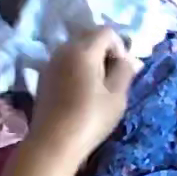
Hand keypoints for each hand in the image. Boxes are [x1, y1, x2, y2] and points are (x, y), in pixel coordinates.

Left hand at [27, 29, 138, 168]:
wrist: (53, 144)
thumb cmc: (90, 118)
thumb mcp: (116, 96)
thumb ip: (125, 71)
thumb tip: (132, 59)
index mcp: (84, 50)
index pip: (107, 32)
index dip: (120, 46)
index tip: (123, 69)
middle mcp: (64, 49)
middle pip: (89, 36)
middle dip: (105, 50)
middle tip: (113, 75)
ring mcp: (51, 62)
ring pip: (76, 49)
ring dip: (90, 59)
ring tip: (98, 84)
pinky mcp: (44, 77)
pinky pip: (65, 61)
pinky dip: (77, 68)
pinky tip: (81, 90)